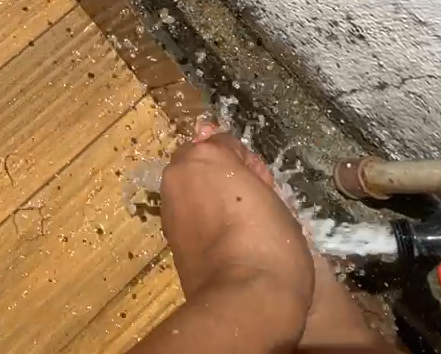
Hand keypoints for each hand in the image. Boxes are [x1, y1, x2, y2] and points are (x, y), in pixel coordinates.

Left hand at [157, 123, 314, 342]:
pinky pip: (186, 212)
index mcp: (205, 154)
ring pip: (190, 185)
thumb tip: (238, 171)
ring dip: (206, 195)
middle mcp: (178, 170)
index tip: (263, 185)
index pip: (227, 143)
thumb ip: (249, 175)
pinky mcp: (167, 231)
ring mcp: (168, 201)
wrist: (244, 297)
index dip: (248, 164)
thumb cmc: (270, 243)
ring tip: (236, 226)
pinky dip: (199, 218)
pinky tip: (222, 241)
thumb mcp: (273, 198)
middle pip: (201, 160)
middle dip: (219, 174)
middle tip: (249, 204)